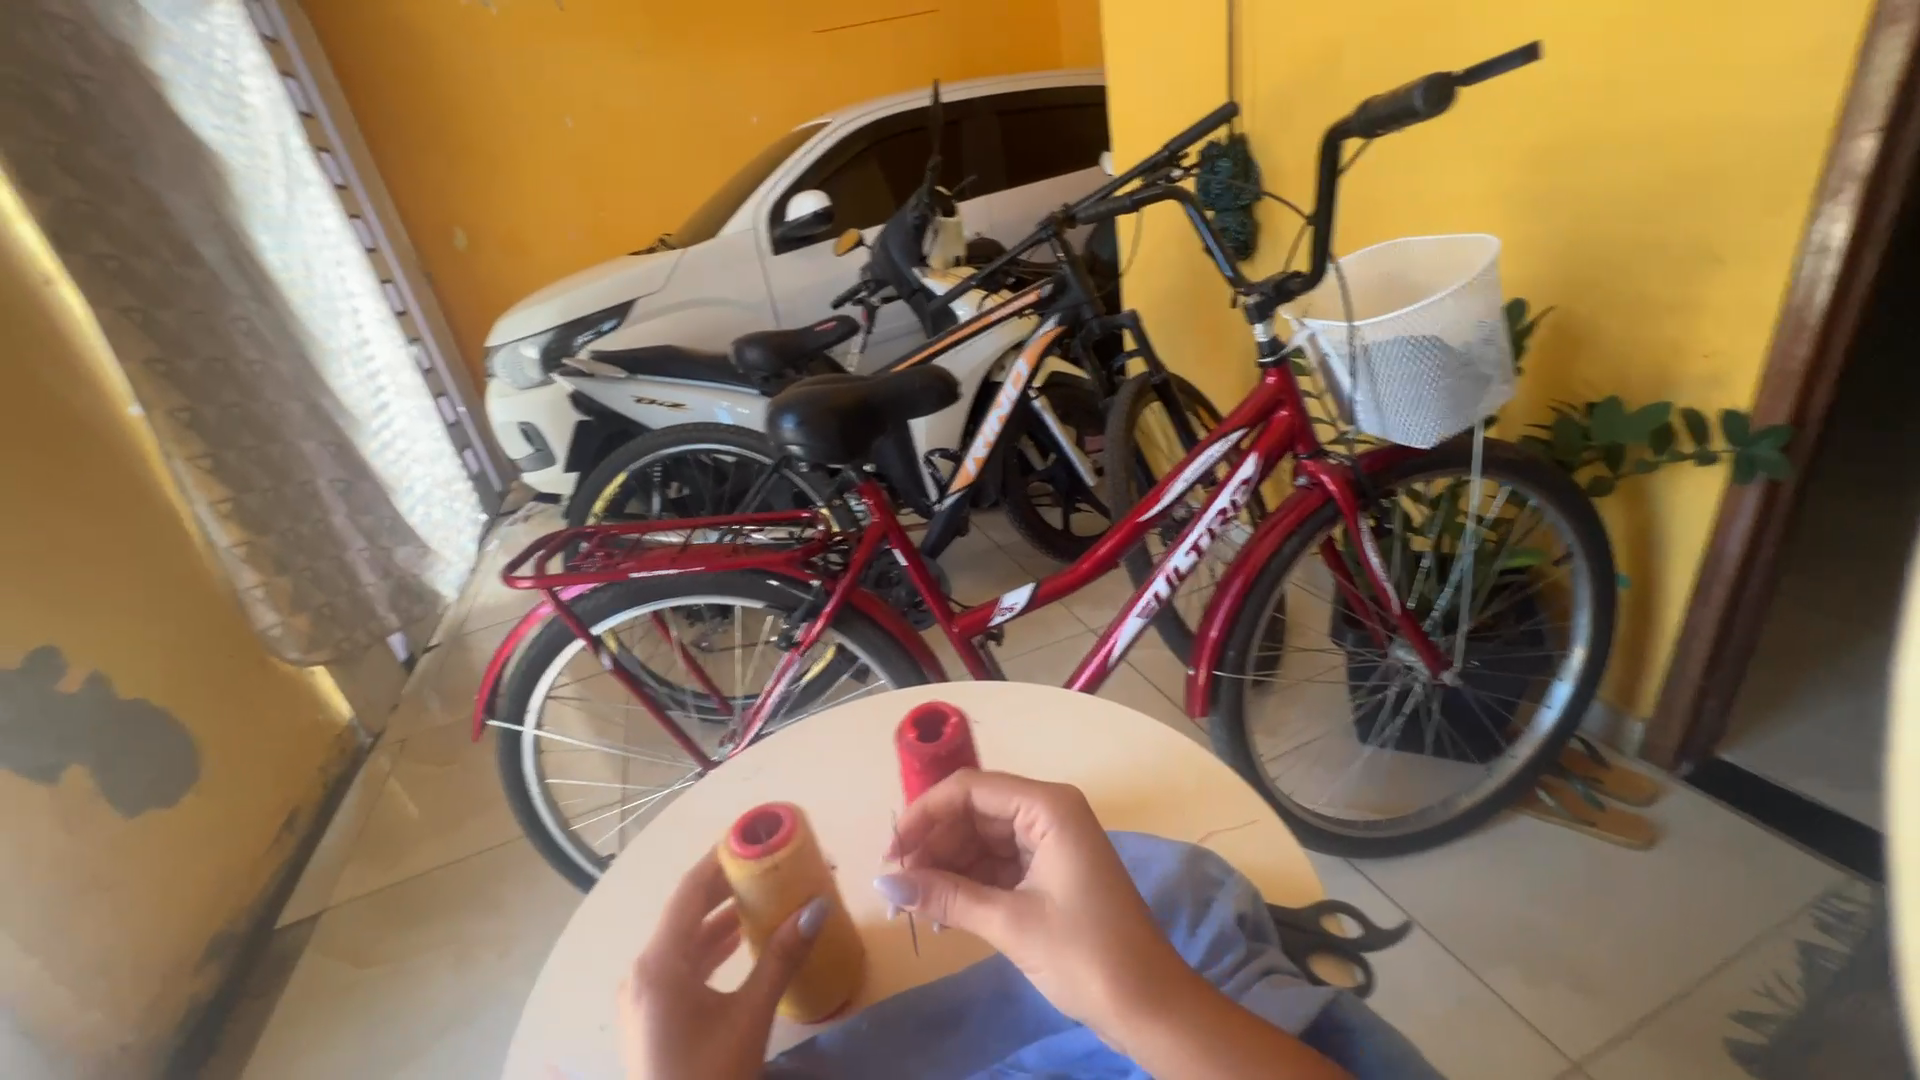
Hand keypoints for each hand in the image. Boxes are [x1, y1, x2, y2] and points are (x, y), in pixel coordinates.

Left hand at [616, 851, 827, 1079]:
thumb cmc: (709, 1079)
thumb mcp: (750, 1017)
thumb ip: (782, 957)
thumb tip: (819, 906)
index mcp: (658, 964)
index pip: (690, 890)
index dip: (722, 858)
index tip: (757, 836)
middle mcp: (642, 972)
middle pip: (686, 911)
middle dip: (730, 885)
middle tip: (773, 865)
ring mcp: (641, 997)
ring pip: (684, 939)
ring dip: (721, 916)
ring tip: (765, 895)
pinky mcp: (650, 1017)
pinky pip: (681, 964)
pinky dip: (711, 946)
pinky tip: (740, 942)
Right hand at [875, 770, 1190, 1036]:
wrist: (1149, 1006)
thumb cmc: (1086, 954)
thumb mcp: (1010, 922)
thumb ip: (945, 895)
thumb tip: (884, 884)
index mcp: (1047, 806)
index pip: (969, 789)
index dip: (923, 815)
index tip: (890, 855)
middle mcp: (1048, 811)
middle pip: (973, 812)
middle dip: (933, 845)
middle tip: (897, 888)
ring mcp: (1049, 841)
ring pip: (981, 839)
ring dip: (946, 867)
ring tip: (914, 905)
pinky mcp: (1049, 870)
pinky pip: (996, 863)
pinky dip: (968, 883)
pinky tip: (941, 910)